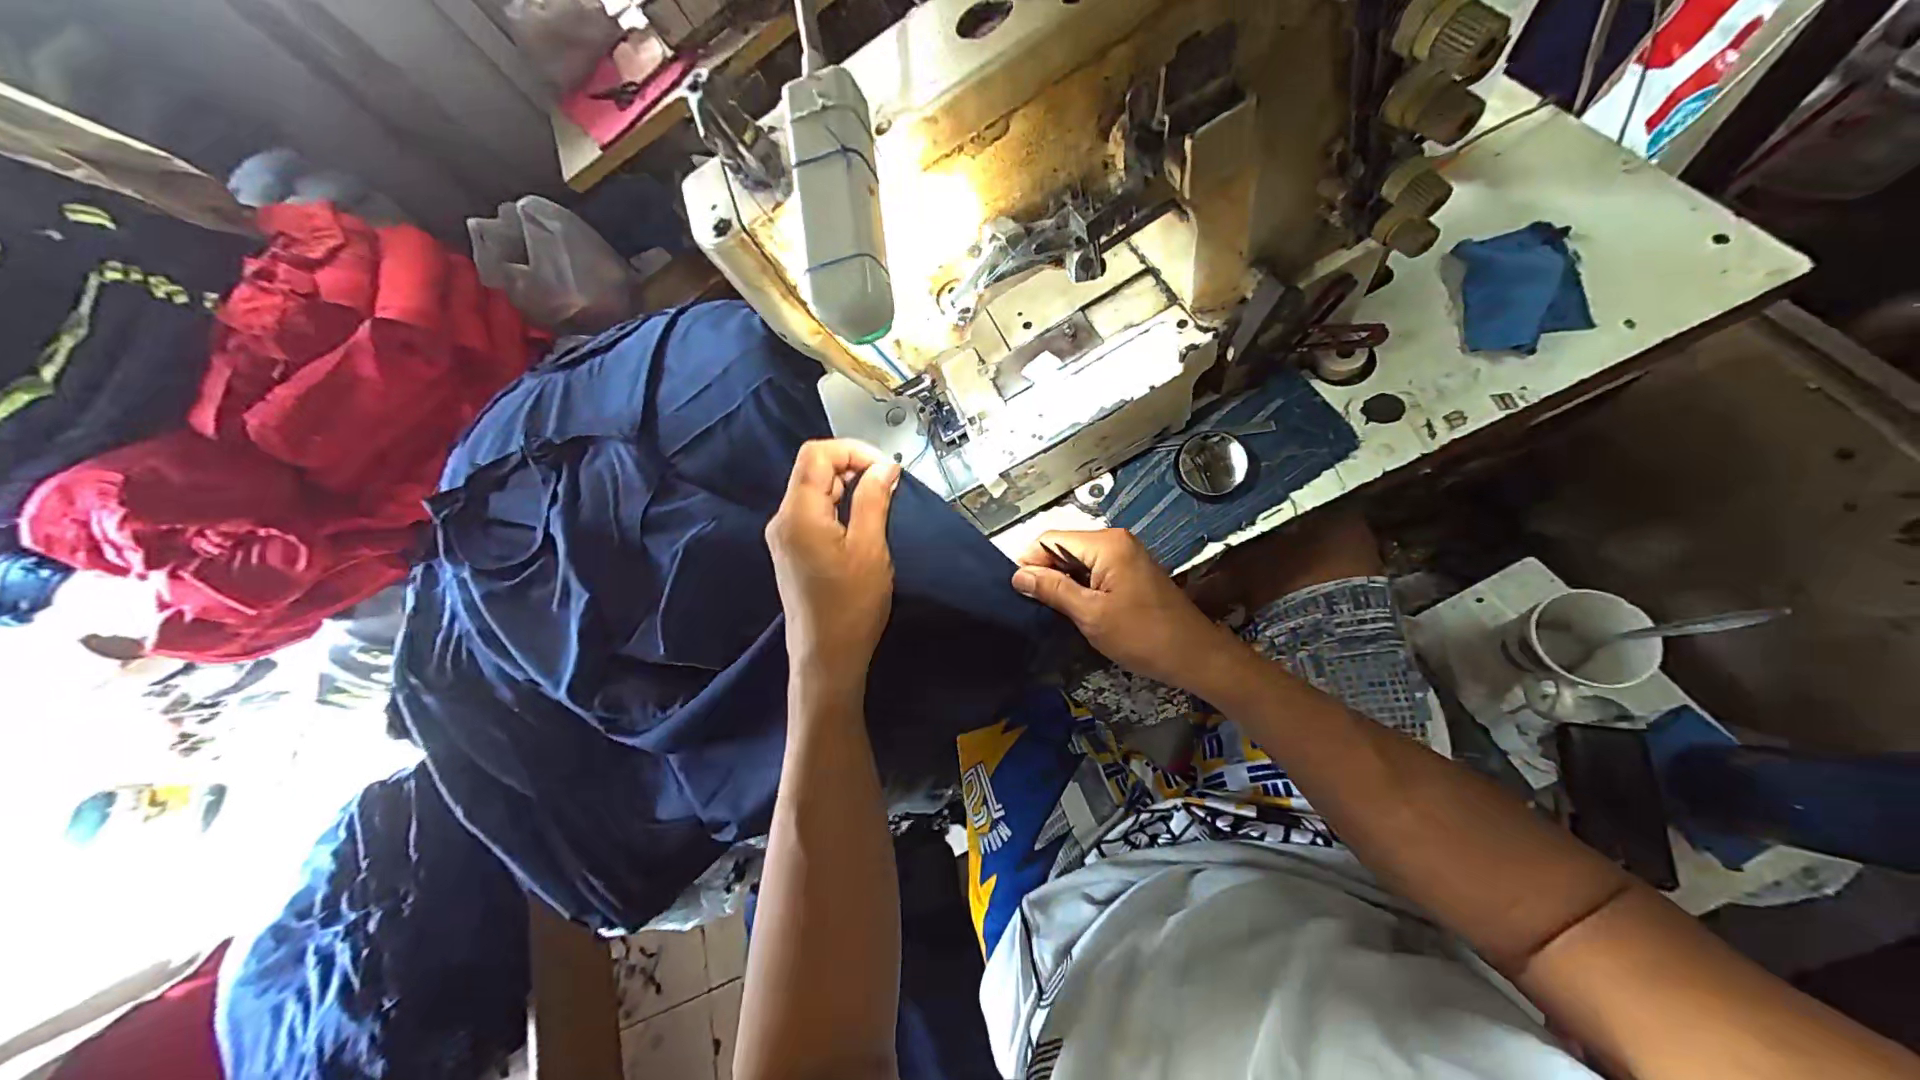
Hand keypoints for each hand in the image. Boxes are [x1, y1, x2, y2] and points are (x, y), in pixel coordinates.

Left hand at [766, 439, 901, 689]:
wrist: (827, 657)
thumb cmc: (850, 607)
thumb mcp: (870, 548)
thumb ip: (874, 499)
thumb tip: (885, 467)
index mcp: (798, 514)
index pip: (816, 454)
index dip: (853, 450)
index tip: (886, 467)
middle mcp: (784, 520)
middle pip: (813, 470)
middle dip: (853, 468)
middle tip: (889, 486)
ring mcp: (785, 536)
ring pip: (815, 490)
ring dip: (848, 488)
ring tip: (880, 506)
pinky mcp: (793, 551)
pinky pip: (815, 513)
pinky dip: (840, 507)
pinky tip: (863, 524)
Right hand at [1012, 529, 1251, 697]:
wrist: (1194, 655)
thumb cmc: (1142, 636)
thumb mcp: (1090, 615)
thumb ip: (1053, 590)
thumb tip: (1018, 575)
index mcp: (1106, 544)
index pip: (1050, 539)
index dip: (1029, 562)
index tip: (1018, 592)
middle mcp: (1115, 540)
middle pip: (1063, 547)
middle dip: (1045, 572)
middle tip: (1034, 605)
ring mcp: (1126, 554)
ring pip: (1077, 560)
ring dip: (1062, 581)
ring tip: (1053, 609)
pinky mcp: (1131, 571)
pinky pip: (1094, 569)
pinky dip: (1080, 585)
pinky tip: (1076, 608)